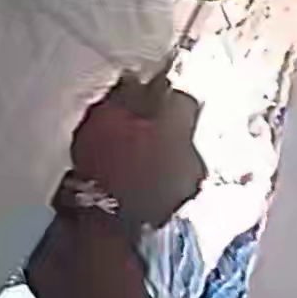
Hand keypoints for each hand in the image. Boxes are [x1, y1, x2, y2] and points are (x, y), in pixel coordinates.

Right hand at [69, 74, 205, 227]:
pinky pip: (175, 177)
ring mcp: (190, 183)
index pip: (183, 98)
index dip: (165, 91)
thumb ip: (126, 94)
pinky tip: (141, 172)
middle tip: (140, 121)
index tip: (148, 89)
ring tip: (139, 149)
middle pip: (184, 127)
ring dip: (165, 148)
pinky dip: (162, 171)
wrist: (107, 220)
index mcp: (176, 127)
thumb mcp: (105, 117)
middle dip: (165, 122)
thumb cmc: (104, 161)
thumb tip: (137, 77)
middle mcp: (192, 154)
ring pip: (181, 154)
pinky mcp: (181, 205)